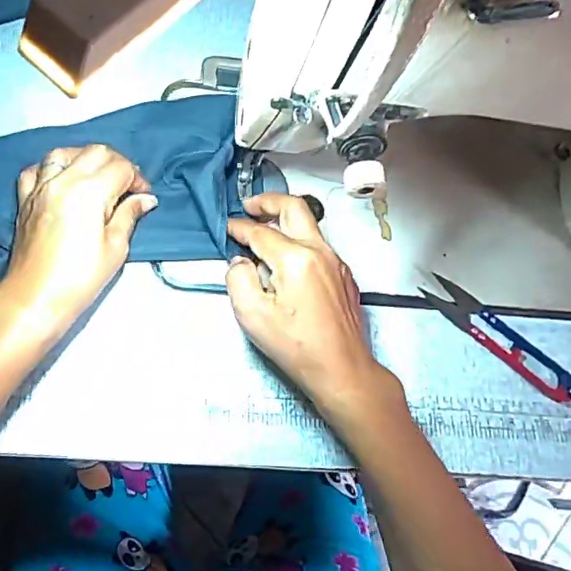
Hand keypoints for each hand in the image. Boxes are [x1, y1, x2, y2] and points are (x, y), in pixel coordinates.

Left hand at [0, 144, 156, 336]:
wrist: (34, 297)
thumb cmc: (79, 278)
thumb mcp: (115, 248)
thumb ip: (128, 215)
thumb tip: (144, 199)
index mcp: (89, 191)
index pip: (120, 167)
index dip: (137, 179)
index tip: (142, 196)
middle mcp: (63, 181)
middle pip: (95, 153)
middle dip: (116, 164)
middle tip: (125, 187)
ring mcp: (39, 188)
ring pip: (64, 153)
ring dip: (84, 159)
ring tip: (95, 178)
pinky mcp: (24, 200)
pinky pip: (36, 170)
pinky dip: (50, 168)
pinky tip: (60, 180)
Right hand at [225, 193, 393, 404]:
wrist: (341, 369)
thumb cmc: (298, 347)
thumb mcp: (251, 314)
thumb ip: (238, 278)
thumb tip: (240, 263)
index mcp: (296, 258)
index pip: (260, 232)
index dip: (239, 227)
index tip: (227, 227)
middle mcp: (320, 252)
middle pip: (294, 208)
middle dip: (268, 201)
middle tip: (250, 206)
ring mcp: (336, 263)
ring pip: (309, 225)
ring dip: (284, 220)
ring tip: (263, 231)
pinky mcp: (343, 276)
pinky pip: (318, 245)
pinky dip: (297, 240)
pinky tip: (283, 260)